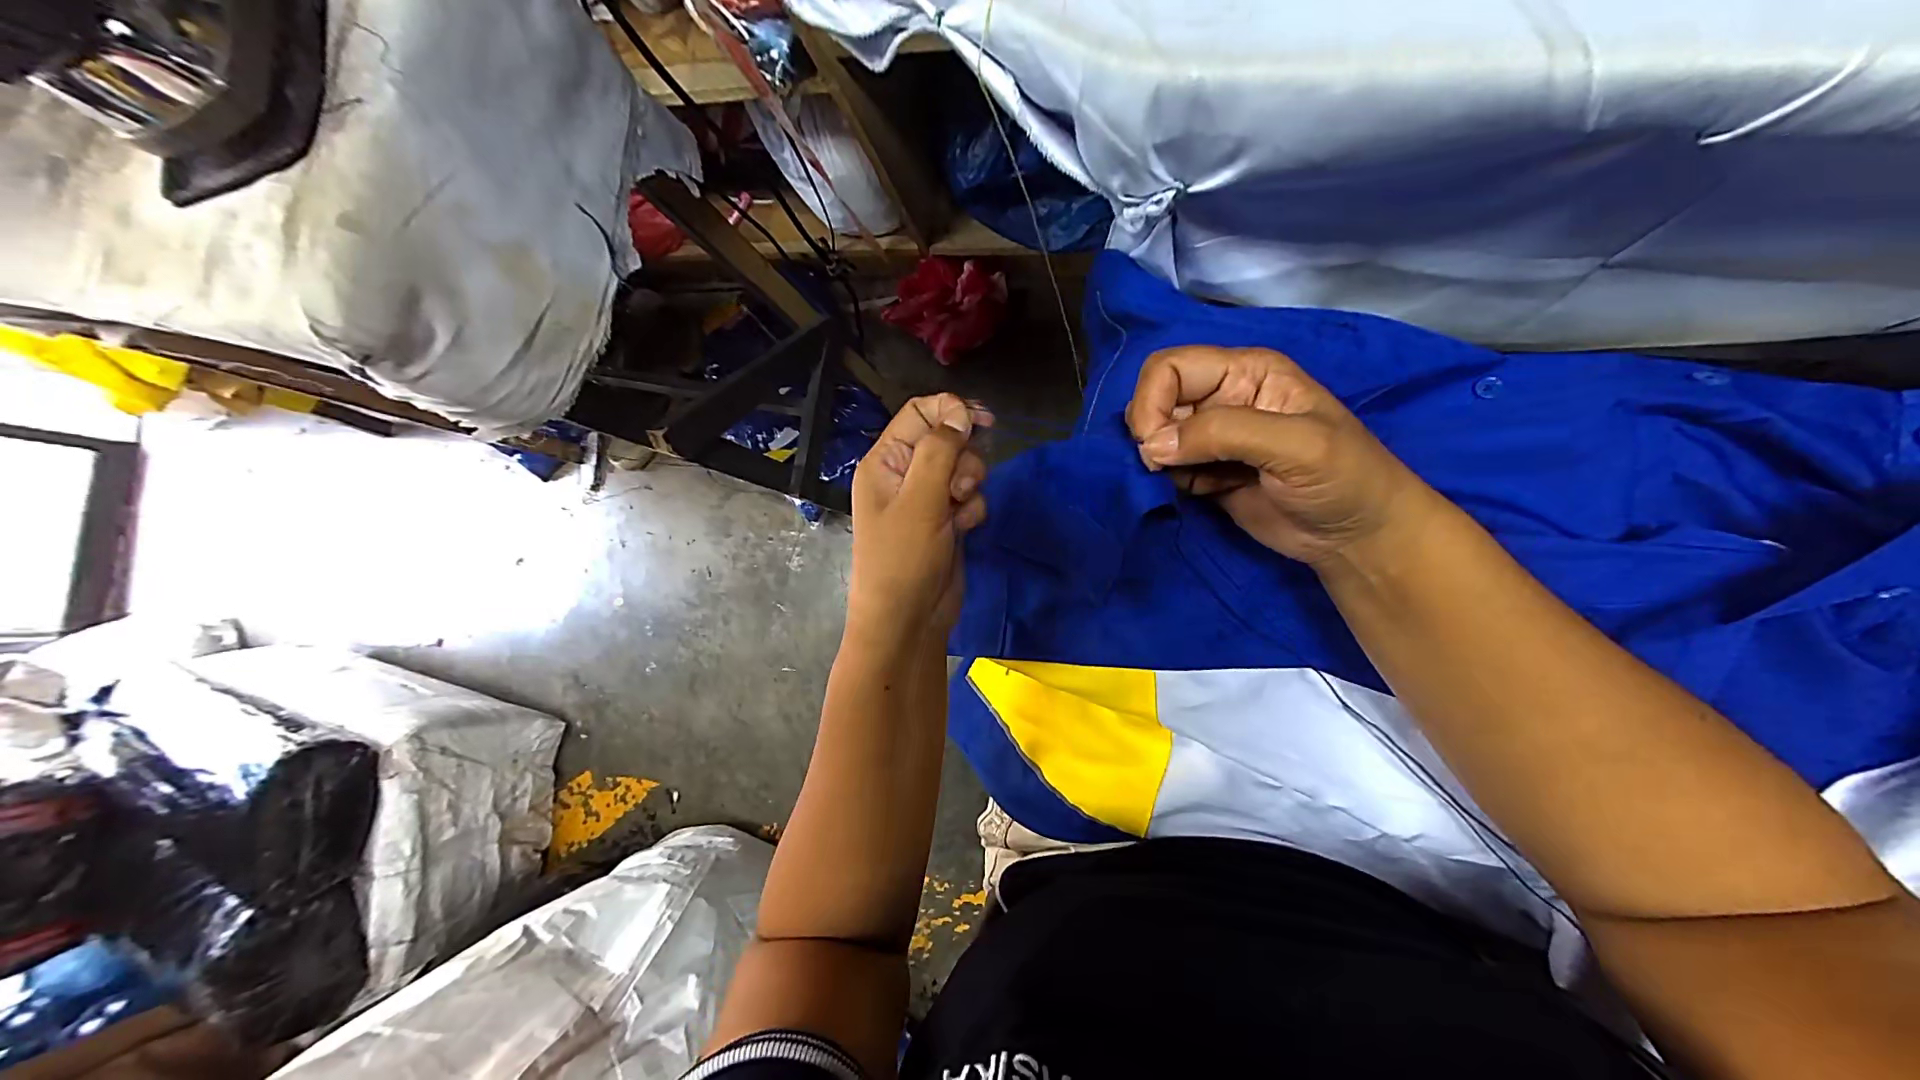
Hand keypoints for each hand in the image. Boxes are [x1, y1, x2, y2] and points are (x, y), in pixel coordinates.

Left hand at [848, 393, 990, 640]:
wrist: (908, 619)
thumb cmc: (904, 558)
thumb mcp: (920, 499)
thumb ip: (940, 451)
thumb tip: (960, 414)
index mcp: (885, 461)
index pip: (918, 413)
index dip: (951, 411)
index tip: (983, 421)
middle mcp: (903, 474)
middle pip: (947, 439)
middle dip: (964, 458)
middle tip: (959, 487)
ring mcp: (925, 498)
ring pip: (964, 468)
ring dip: (970, 486)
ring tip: (959, 512)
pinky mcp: (945, 519)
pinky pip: (969, 496)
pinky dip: (972, 509)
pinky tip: (964, 529)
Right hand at [1125, 346, 1433, 564]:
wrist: (1358, 538)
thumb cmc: (1344, 479)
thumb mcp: (1296, 446)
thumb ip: (1223, 434)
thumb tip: (1151, 446)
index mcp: (1247, 373)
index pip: (1172, 368)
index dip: (1152, 401)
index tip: (1152, 444)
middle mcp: (1224, 396)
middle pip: (1156, 398)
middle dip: (1149, 432)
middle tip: (1162, 467)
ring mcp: (1213, 437)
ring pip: (1155, 434)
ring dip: (1155, 459)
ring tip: (1182, 480)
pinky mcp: (1206, 472)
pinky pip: (1165, 467)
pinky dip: (1165, 480)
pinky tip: (1194, 492)